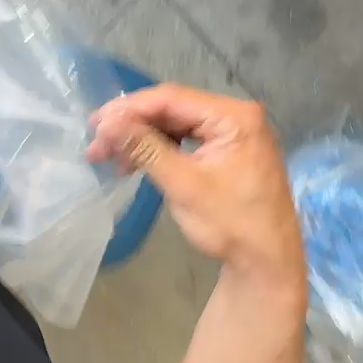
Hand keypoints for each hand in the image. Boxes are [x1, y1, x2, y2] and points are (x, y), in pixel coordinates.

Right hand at [89, 86, 304, 288]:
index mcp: (234, 116)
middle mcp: (235, 116)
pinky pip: (184, 138)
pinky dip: (157, 148)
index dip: (128, 109)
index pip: (170, 98)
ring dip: (140, 137)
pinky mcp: (226, 150)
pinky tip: (134, 161)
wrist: (267, 264)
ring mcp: (231, 133)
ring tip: (109, 156)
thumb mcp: (183, 184)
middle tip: (97, 143)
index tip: (95, 125)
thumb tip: (106, 123)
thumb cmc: (231, 224)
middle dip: (131, 125)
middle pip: (171, 108)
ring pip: (173, 123)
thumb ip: (144, 148)